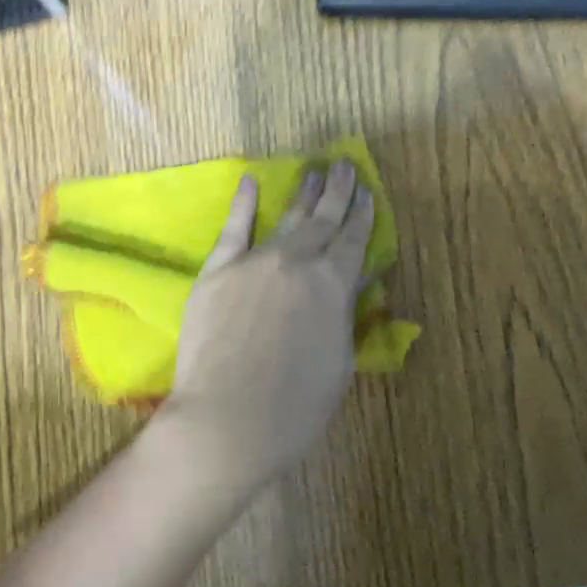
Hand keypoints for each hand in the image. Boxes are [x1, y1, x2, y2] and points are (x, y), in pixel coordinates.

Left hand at [163, 160, 373, 489]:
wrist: (228, 420)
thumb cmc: (296, 406)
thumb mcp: (340, 362)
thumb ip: (345, 315)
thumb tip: (356, 281)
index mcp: (334, 284)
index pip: (354, 240)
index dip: (362, 215)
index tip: (367, 193)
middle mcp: (299, 261)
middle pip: (323, 219)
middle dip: (337, 191)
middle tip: (345, 165)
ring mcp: (256, 261)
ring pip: (287, 218)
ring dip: (303, 193)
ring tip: (314, 171)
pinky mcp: (219, 270)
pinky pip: (234, 228)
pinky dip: (244, 203)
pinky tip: (251, 182)